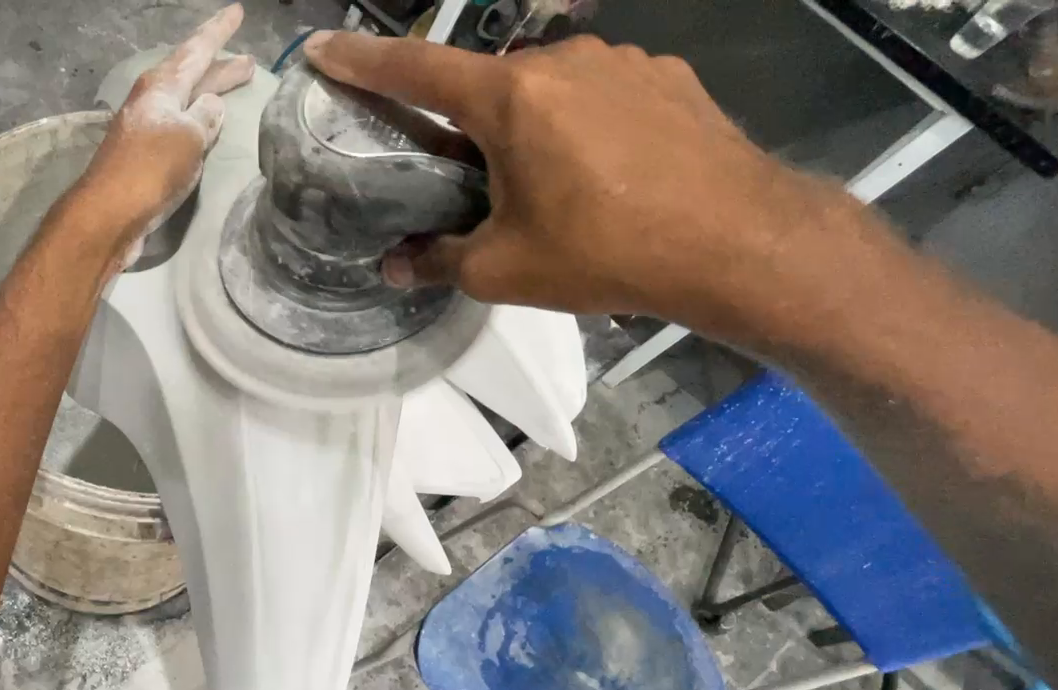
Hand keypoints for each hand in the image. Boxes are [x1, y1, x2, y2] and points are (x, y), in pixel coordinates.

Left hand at [75, 4, 255, 260]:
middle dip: (219, 68)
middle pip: (191, 77)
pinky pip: (177, 132)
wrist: (109, 215)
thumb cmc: (150, 169)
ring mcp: (145, 132)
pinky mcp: (143, 161)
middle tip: (247, 62)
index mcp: (161, 86)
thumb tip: (212, 106)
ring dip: (208, 98)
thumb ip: (206, 116)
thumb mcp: (188, 136)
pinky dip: (195, 125)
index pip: (196, 50)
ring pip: (184, 105)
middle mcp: (150, 102)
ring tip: (230, 94)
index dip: (218, 32)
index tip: (237, 12)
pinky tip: (204, 132)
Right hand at [303, 31, 861, 331]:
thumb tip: (394, 266)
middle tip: (459, 181)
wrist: (734, 241)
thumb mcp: (500, 270)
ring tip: (536, 192)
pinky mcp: (665, 77)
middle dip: (461, 127)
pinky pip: (596, 96)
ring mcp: (622, 61)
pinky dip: (575, 129)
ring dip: (522, 132)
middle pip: (484, 86)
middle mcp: (563, 60)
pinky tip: (594, 178)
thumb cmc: (602, 251)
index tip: (323, 50)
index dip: (363, 61)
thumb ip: (437, 261)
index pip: (418, 70)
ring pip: (543, 91)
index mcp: (511, 99)